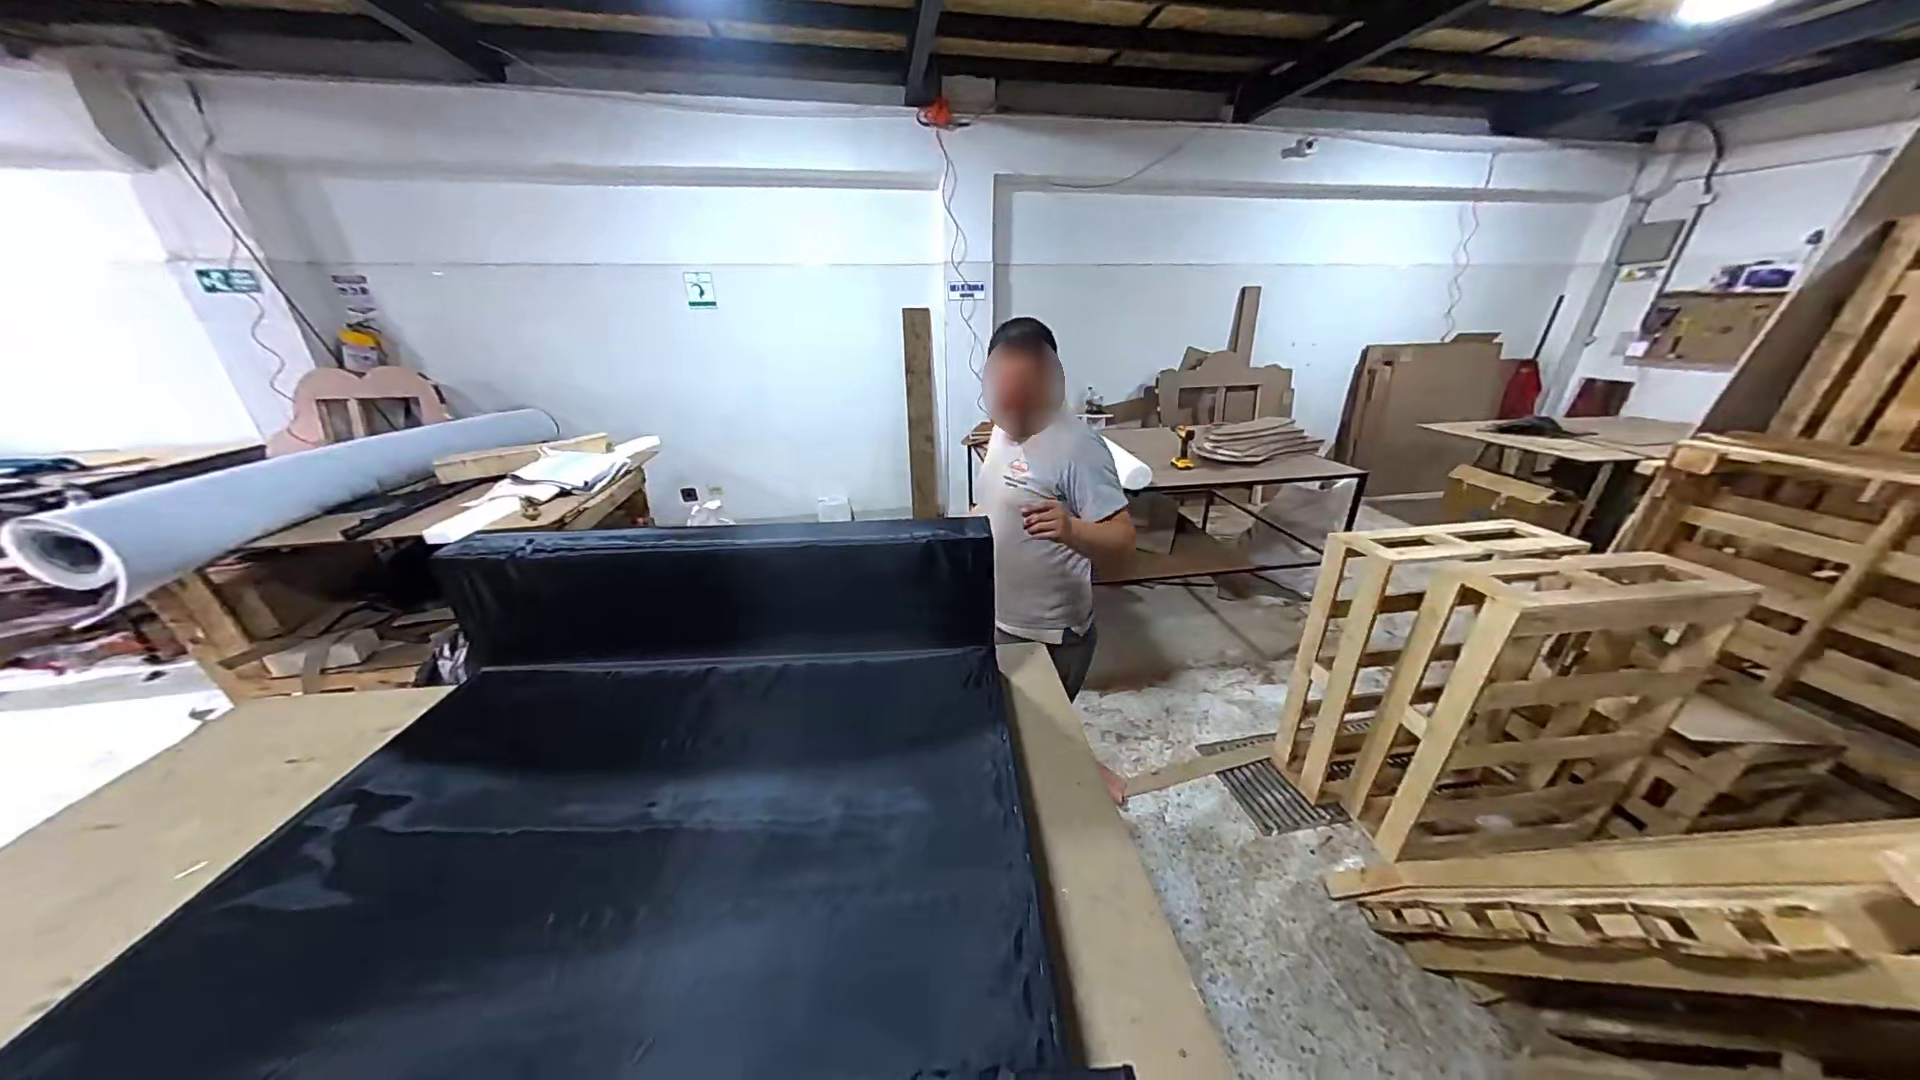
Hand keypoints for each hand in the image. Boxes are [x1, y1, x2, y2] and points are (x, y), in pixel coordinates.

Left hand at [1020, 500, 1076, 543]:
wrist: (1071, 530)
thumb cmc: (1057, 518)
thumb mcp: (1051, 510)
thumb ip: (1039, 509)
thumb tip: (1022, 510)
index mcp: (1056, 505)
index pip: (1042, 505)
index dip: (1030, 507)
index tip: (1021, 510)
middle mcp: (1059, 513)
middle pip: (1039, 516)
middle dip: (1028, 520)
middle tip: (1023, 524)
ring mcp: (1059, 524)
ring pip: (1039, 526)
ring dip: (1031, 528)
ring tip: (1028, 530)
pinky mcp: (1058, 534)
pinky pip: (1043, 535)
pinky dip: (1036, 535)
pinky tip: (1033, 535)